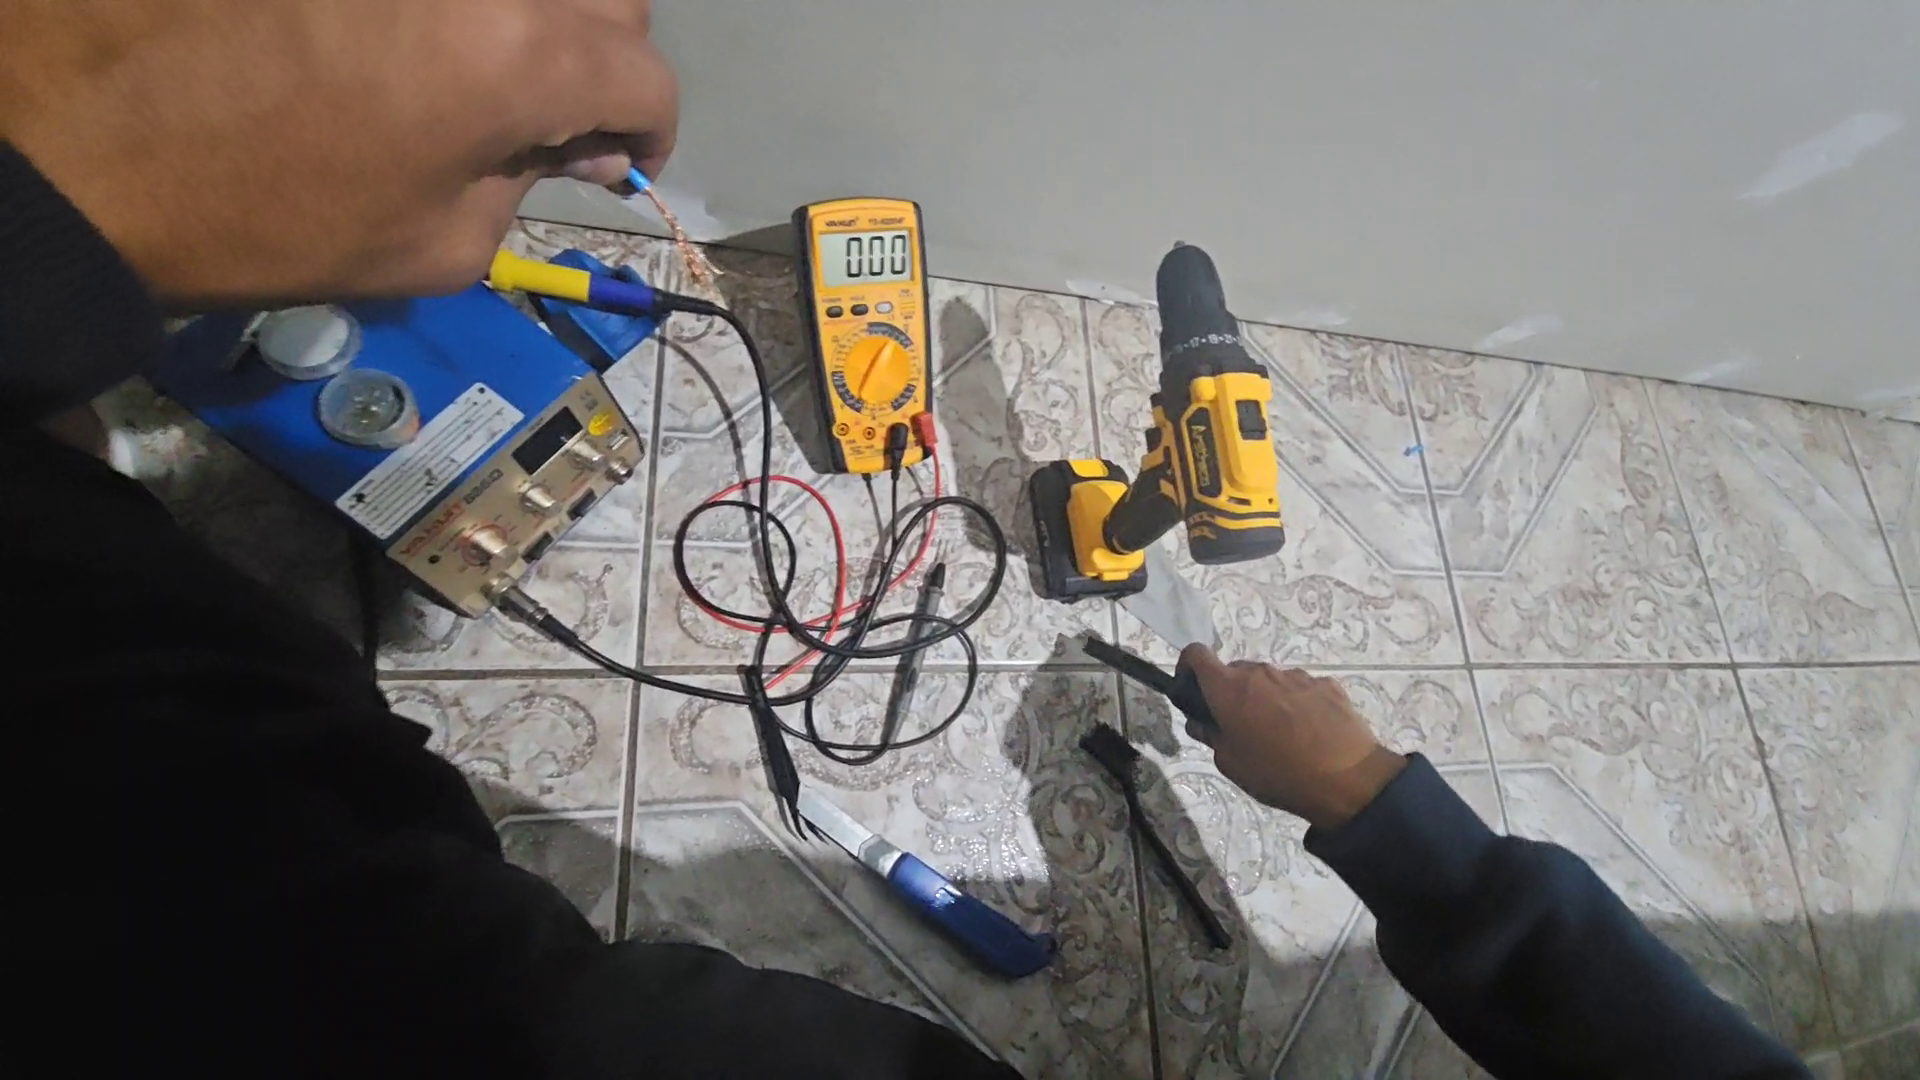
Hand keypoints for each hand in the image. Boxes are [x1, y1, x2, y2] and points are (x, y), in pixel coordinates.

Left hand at [0, 0, 676, 304]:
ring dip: (547, 16)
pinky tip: (423, 30)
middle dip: (609, 61)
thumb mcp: (450, 242)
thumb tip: (578, 144)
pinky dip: (464, 6)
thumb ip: (534, 179)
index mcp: (518, 58)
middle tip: (562, 109)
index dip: (652, 132)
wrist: (66, 138)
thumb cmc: (282, 219)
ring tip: (497, 58)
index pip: (646, 80)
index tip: (621, 162)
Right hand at [1178, 644, 1406, 828]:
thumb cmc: (1277, 773)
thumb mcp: (1230, 763)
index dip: (1188, 667)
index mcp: (1228, 687)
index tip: (1192, 690)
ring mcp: (1295, 675)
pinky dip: (1295, 703)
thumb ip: (1210, 736)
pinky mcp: (1326, 685)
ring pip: (1268, 680)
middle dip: (1230, 692)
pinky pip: (1299, 688)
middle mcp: (1259, 672)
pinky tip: (1309, 732)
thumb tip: (1203, 723)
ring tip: (1280, 733)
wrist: (1349, 780)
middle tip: (1239, 726)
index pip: (1196, 654)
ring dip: (1264, 698)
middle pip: (1234, 671)